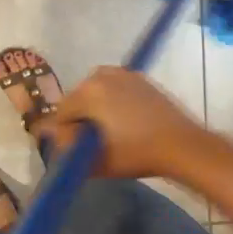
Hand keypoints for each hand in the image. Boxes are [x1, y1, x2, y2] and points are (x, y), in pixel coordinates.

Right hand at [44, 67, 210, 179]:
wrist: (182, 145)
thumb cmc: (137, 153)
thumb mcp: (96, 159)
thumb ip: (67, 149)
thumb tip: (51, 139)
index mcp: (88, 92)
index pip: (61, 112)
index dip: (63, 133)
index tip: (74, 149)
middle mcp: (101, 75)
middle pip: (77, 98)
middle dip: (79, 118)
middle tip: (91, 141)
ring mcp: (123, 74)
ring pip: (95, 91)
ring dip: (95, 107)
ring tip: (108, 130)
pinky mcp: (140, 79)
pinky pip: (114, 87)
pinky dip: (112, 100)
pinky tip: (123, 119)